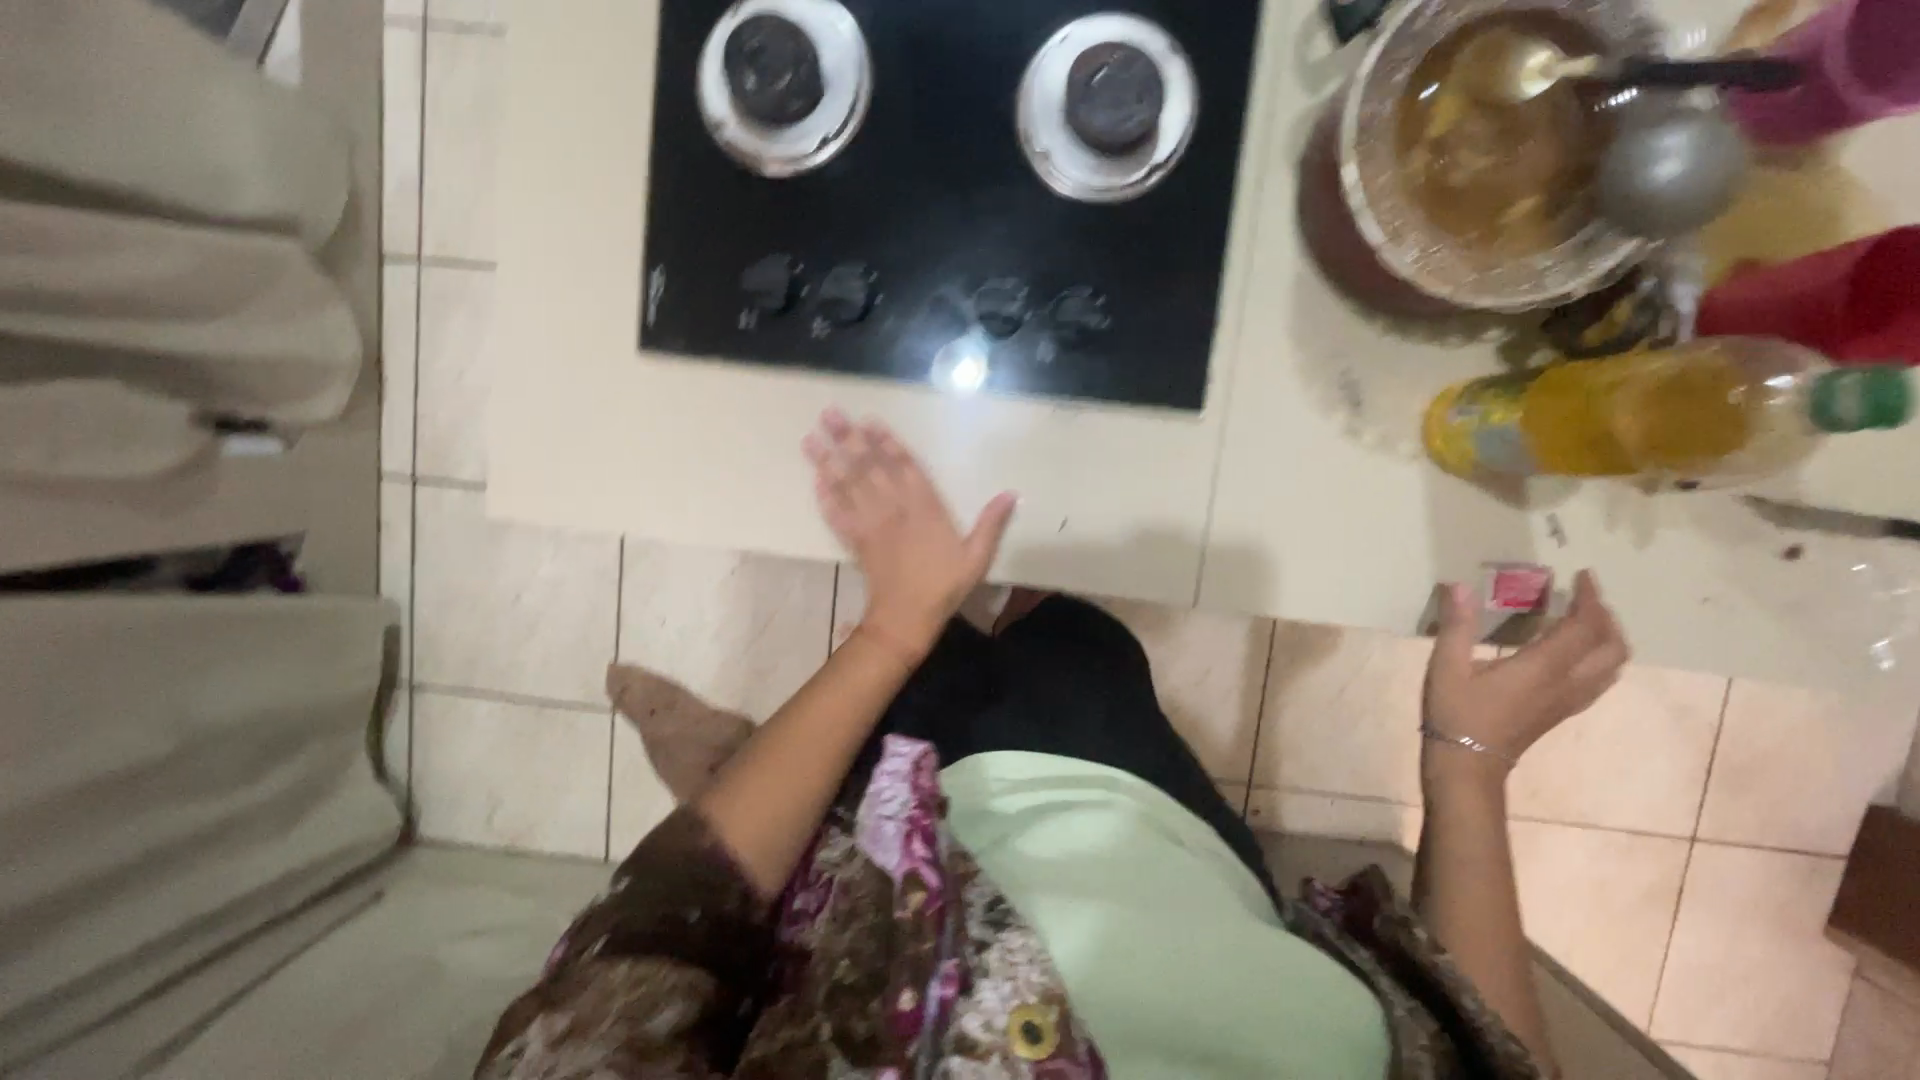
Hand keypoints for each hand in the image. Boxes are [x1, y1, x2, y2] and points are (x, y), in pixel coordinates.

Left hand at [803, 409, 1016, 660]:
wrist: (907, 618)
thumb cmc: (944, 586)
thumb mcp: (977, 557)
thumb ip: (991, 524)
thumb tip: (1012, 493)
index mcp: (925, 509)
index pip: (904, 467)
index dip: (887, 443)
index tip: (870, 420)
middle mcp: (894, 509)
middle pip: (869, 468)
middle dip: (849, 440)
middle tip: (829, 413)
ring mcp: (871, 525)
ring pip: (847, 486)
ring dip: (828, 461)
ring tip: (811, 438)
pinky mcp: (855, 542)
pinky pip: (836, 516)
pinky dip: (825, 498)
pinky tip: (814, 480)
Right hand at [1423, 570, 1628, 789]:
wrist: (1468, 763)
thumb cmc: (1456, 713)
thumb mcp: (1447, 666)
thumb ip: (1457, 625)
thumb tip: (1459, 586)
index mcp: (1544, 667)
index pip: (1584, 626)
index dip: (1589, 598)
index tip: (1583, 575)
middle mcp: (1568, 682)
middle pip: (1611, 646)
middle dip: (1606, 617)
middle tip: (1585, 597)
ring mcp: (1570, 700)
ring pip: (1612, 666)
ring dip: (1608, 638)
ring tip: (1586, 620)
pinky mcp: (1564, 710)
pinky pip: (1600, 680)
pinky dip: (1600, 658)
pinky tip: (1576, 654)